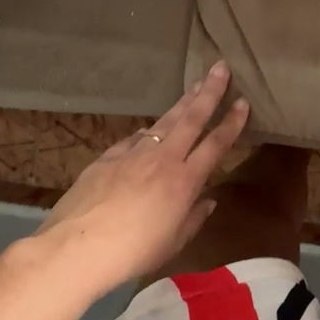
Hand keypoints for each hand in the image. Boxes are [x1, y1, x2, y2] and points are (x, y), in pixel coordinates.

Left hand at [32, 62, 247, 296]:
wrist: (75, 249)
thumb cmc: (133, 252)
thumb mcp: (173, 242)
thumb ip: (194, 218)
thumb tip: (208, 201)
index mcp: (185, 180)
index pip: (216, 144)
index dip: (232, 122)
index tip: (243, 101)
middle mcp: (163, 159)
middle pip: (192, 118)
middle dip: (209, 92)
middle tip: (220, 67)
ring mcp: (133, 155)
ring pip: (164, 121)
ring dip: (183, 102)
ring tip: (195, 85)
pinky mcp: (107, 158)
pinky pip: (134, 138)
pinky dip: (148, 130)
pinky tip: (150, 128)